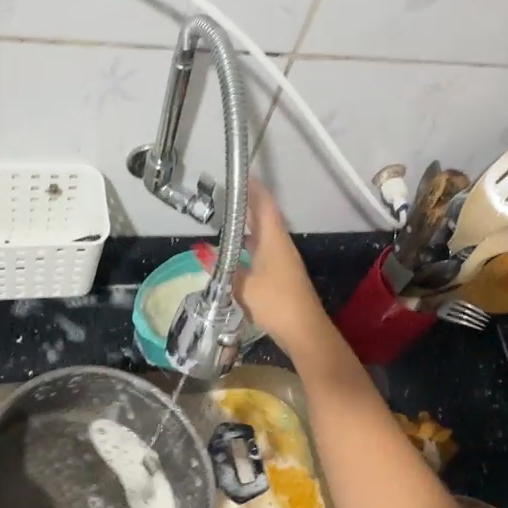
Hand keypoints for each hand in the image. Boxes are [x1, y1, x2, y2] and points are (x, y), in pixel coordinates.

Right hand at [228, 181, 328, 348]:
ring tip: (230, 220)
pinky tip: (239, 253)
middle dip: (249, 206)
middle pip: (266, 218)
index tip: (241, 176)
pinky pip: (265, 252)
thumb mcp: (242, 286)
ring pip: (266, 236)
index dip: (254, 189)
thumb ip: (223, 268)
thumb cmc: (275, 302)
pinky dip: (252, 245)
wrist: (304, 330)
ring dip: (250, 227)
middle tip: (229, 196)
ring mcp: (285, 261)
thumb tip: (203, 252)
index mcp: (274, 240)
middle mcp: (282, 245)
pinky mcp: (284, 276)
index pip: (265, 206)